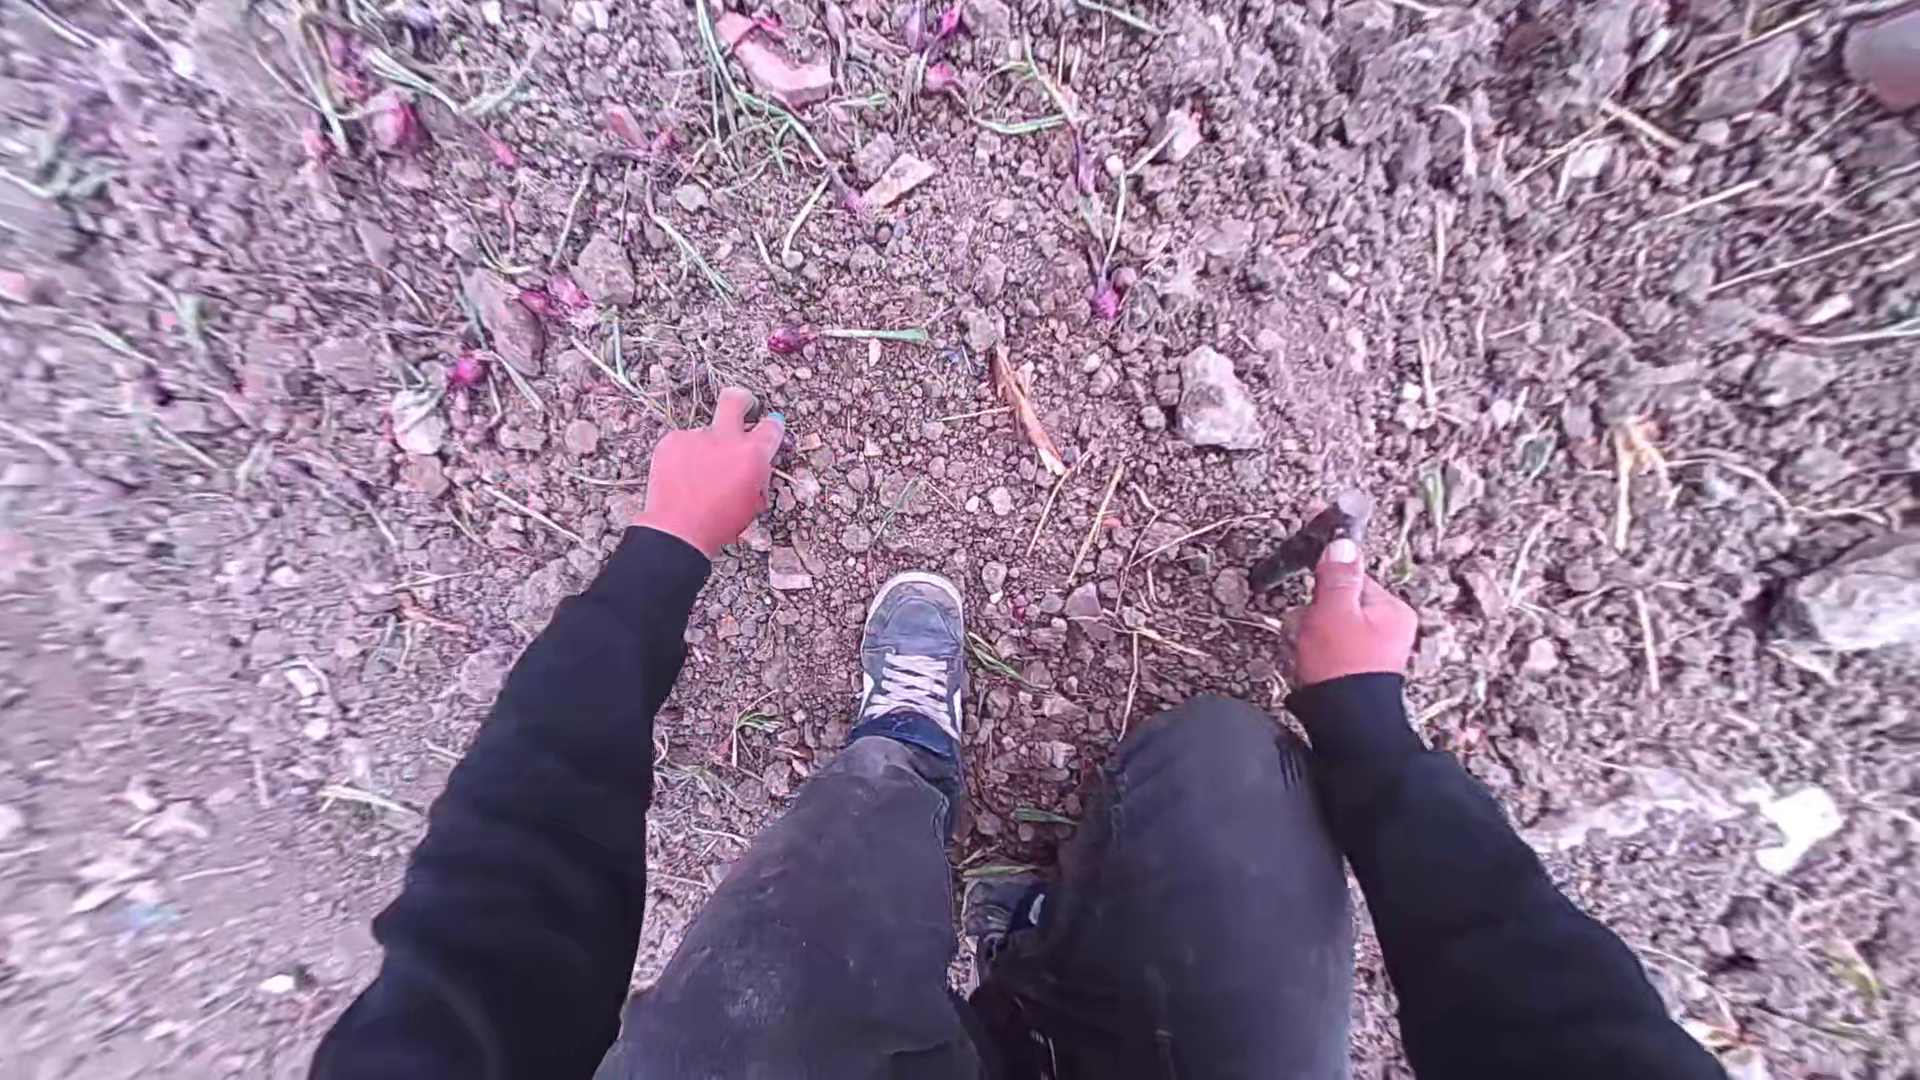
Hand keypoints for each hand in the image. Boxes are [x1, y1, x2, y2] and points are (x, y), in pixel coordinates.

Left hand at [635, 387, 783, 557]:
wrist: (679, 529)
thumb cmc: (720, 521)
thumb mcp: (754, 500)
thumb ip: (758, 473)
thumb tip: (758, 461)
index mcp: (753, 454)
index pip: (771, 426)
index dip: (773, 424)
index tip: (771, 424)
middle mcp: (726, 438)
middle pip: (736, 399)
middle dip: (743, 400)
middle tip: (744, 406)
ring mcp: (697, 437)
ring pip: (707, 432)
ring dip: (708, 446)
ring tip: (701, 475)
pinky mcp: (672, 441)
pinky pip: (684, 442)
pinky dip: (686, 455)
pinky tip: (685, 476)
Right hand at [1291, 538, 1416, 687]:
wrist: (1344, 720)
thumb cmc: (1341, 667)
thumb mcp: (1333, 612)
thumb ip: (1337, 577)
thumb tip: (1342, 544)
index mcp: (1391, 609)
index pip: (1350, 577)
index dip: (1324, 584)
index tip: (1314, 592)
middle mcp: (1388, 626)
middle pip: (1336, 600)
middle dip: (1313, 613)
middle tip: (1311, 631)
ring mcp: (1372, 646)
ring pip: (1327, 622)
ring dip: (1308, 632)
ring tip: (1307, 650)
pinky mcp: (1355, 663)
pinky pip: (1326, 642)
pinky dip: (1312, 649)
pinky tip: (1309, 661)